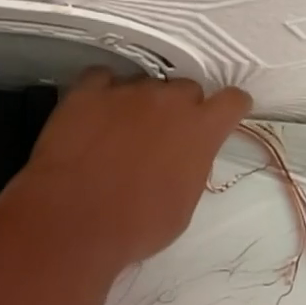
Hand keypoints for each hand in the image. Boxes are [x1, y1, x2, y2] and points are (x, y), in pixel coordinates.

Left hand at [9, 69, 252, 267]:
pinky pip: (102, 78)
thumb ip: (192, 168)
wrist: (73, 223)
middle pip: (186, 89)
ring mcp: (127, 90)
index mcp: (201, 129)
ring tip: (121, 131)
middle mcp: (169, 100)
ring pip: (145, 83)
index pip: (232, 100)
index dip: (229, 109)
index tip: (221, 119)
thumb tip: (184, 156)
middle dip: (180, 109)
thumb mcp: (184, 205)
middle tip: (163, 136)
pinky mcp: (88, 91)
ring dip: (141, 103)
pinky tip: (95, 113)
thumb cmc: (136, 226)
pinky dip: (103, 92)